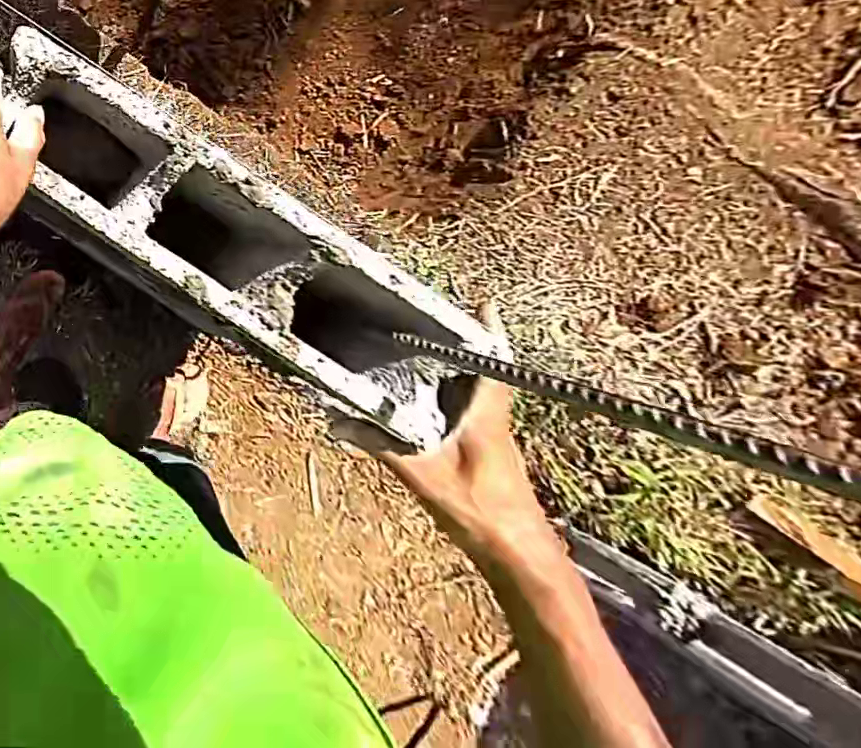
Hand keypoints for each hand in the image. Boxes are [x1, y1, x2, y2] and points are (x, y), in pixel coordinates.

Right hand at [331, 304, 556, 564]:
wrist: (523, 559)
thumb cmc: (483, 514)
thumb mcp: (423, 476)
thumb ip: (381, 446)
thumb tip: (338, 421)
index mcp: (485, 417)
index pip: (492, 364)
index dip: (489, 331)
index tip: (483, 302)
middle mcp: (493, 421)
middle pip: (482, 370)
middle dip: (463, 343)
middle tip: (432, 320)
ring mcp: (493, 438)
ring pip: (476, 391)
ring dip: (457, 368)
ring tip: (423, 349)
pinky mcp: (487, 453)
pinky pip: (469, 410)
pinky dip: (451, 394)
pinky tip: (425, 400)